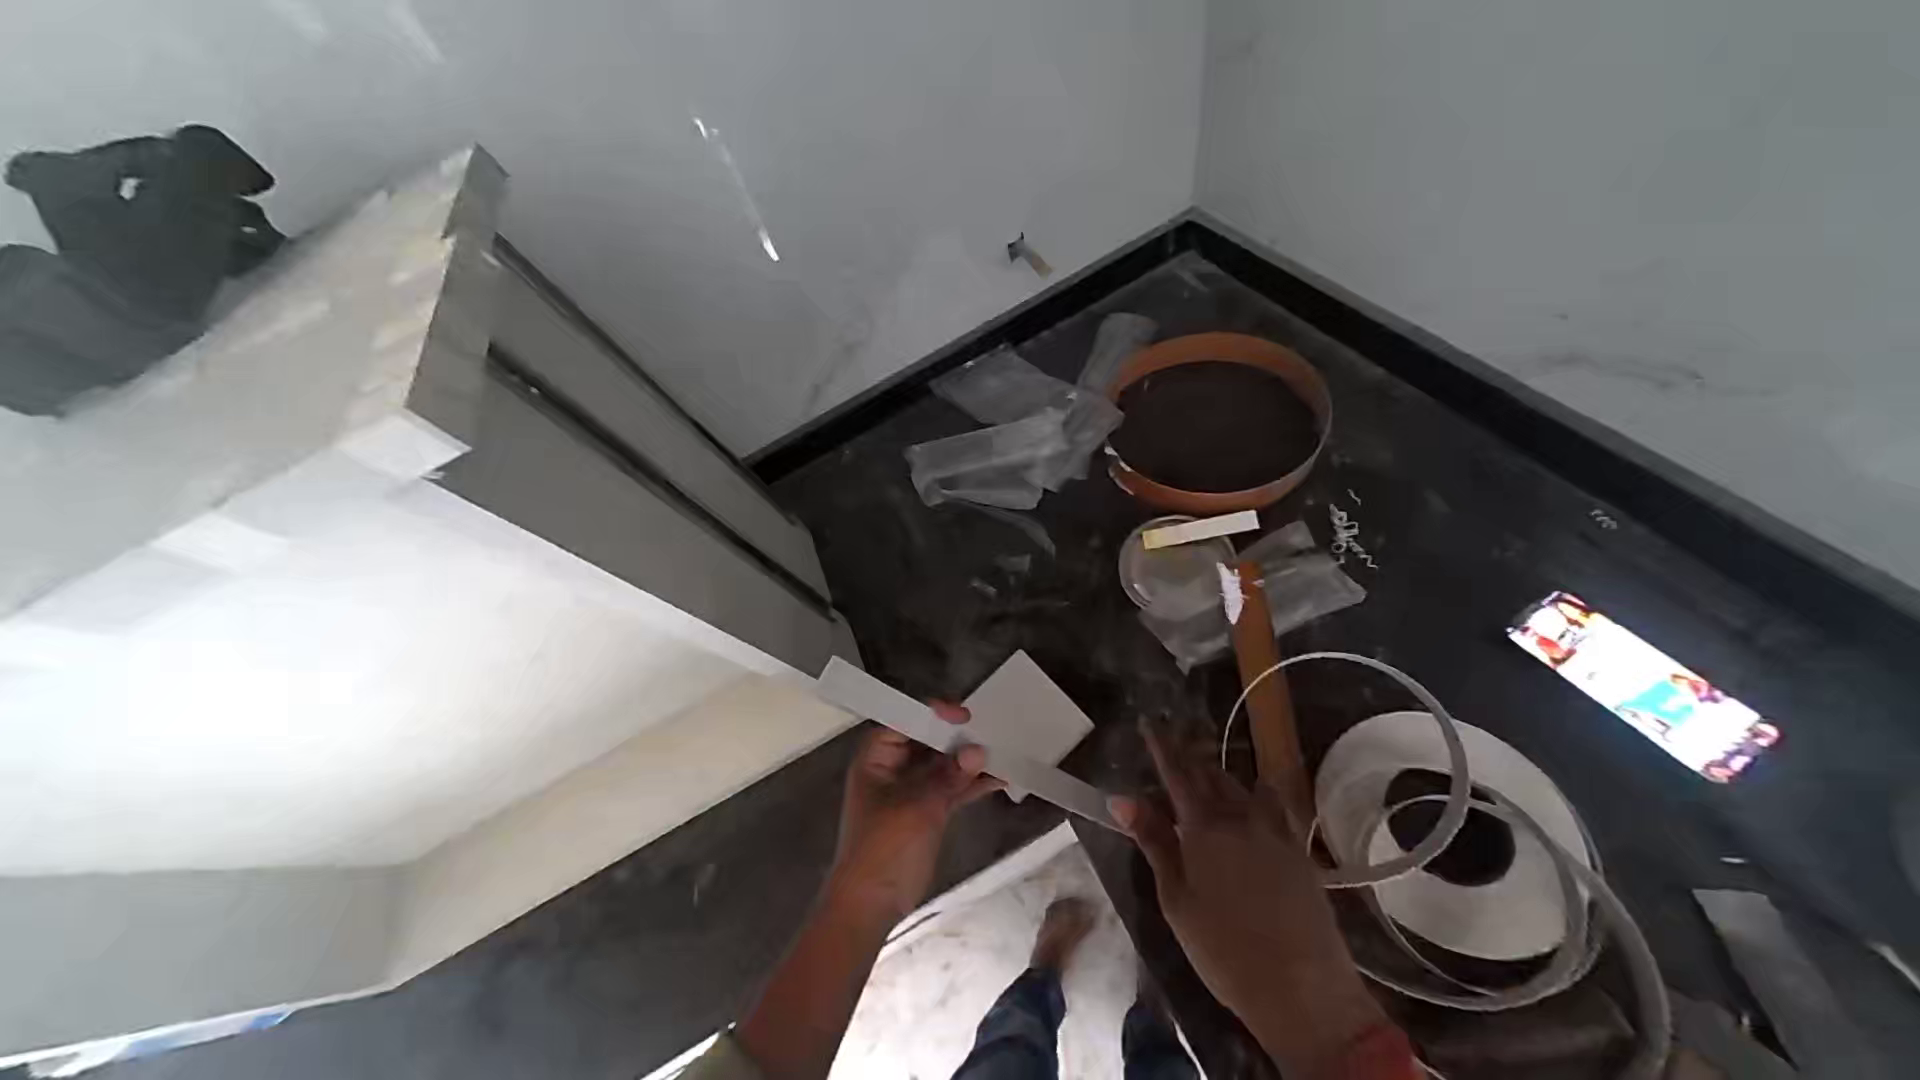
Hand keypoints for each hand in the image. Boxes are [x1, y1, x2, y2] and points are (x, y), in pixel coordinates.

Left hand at [827, 705, 1002, 919]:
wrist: (872, 904)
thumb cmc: (883, 847)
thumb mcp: (917, 807)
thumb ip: (948, 777)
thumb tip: (977, 752)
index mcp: (876, 758)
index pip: (903, 720)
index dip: (930, 712)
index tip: (962, 714)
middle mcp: (893, 768)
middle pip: (926, 740)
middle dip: (956, 735)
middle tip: (987, 729)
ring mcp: (912, 790)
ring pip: (943, 764)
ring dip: (969, 760)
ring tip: (1001, 750)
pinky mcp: (928, 811)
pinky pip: (953, 788)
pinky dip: (973, 784)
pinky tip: (1000, 779)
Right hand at [1109, 720, 1386, 1074]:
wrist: (1305, 992)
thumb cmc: (1224, 950)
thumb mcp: (1176, 899)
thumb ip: (1153, 842)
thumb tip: (1121, 798)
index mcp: (1204, 827)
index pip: (1176, 772)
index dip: (1161, 745)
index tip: (1149, 721)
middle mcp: (1240, 817)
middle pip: (1209, 774)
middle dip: (1188, 758)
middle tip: (1171, 752)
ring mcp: (1274, 832)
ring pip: (1240, 787)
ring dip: (1218, 776)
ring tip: (1204, 776)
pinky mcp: (1298, 851)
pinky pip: (1272, 806)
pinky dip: (1255, 794)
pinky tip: (1253, 799)